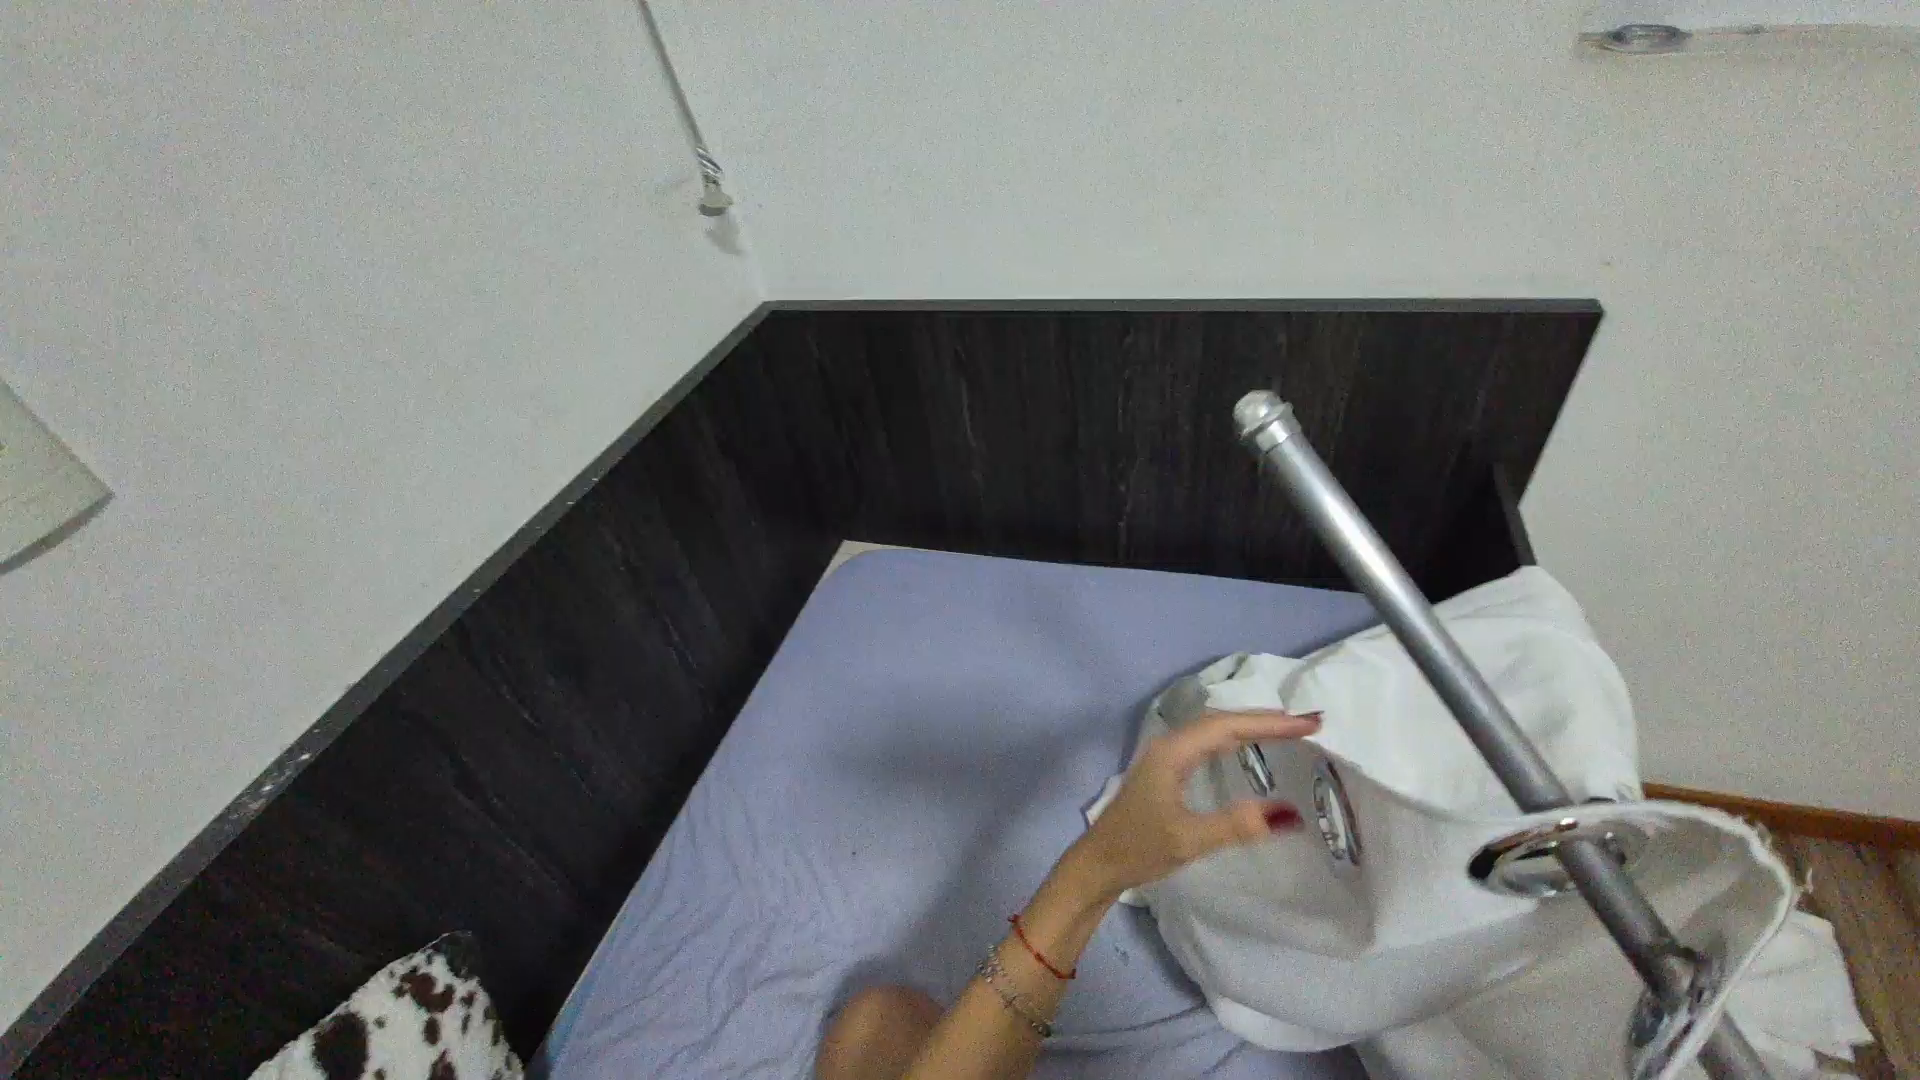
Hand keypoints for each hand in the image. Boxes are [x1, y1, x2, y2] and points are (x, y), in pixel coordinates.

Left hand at [1067, 709, 1320, 896]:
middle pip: (1222, 722)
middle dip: (1265, 720)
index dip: (1270, 723)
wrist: (1098, 863)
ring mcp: (1166, 757)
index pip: (1227, 727)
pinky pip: (1207, 745)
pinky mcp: (1167, 771)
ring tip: (1289, 730)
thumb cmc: (1139, 848)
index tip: (1310, 723)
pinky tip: (1247, 749)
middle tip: (1309, 723)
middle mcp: (1169, 746)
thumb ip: (1237, 825)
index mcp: (1172, 752)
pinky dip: (1234, 741)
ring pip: (1214, 732)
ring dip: (1250, 728)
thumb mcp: (1190, 839)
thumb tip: (1292, 813)